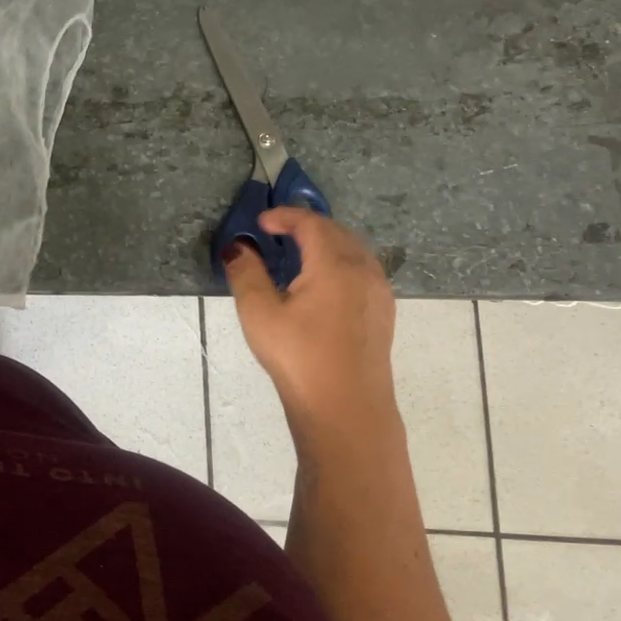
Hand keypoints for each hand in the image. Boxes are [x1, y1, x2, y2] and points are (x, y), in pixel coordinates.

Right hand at [222, 208, 396, 423]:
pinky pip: (362, 270)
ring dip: (325, 242)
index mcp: (335, 266)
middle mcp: (364, 272)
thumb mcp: (258, 312)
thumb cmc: (297, 354)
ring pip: (354, 251)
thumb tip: (238, 247)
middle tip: (275, 232)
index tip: (260, 222)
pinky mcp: (382, 313)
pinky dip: (339, 260)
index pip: (312, 225)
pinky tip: (320, 280)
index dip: (285, 216)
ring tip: (296, 252)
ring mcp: (379, 293)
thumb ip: (246, 273)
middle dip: (307, 225)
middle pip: (338, 233)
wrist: (345, 405)